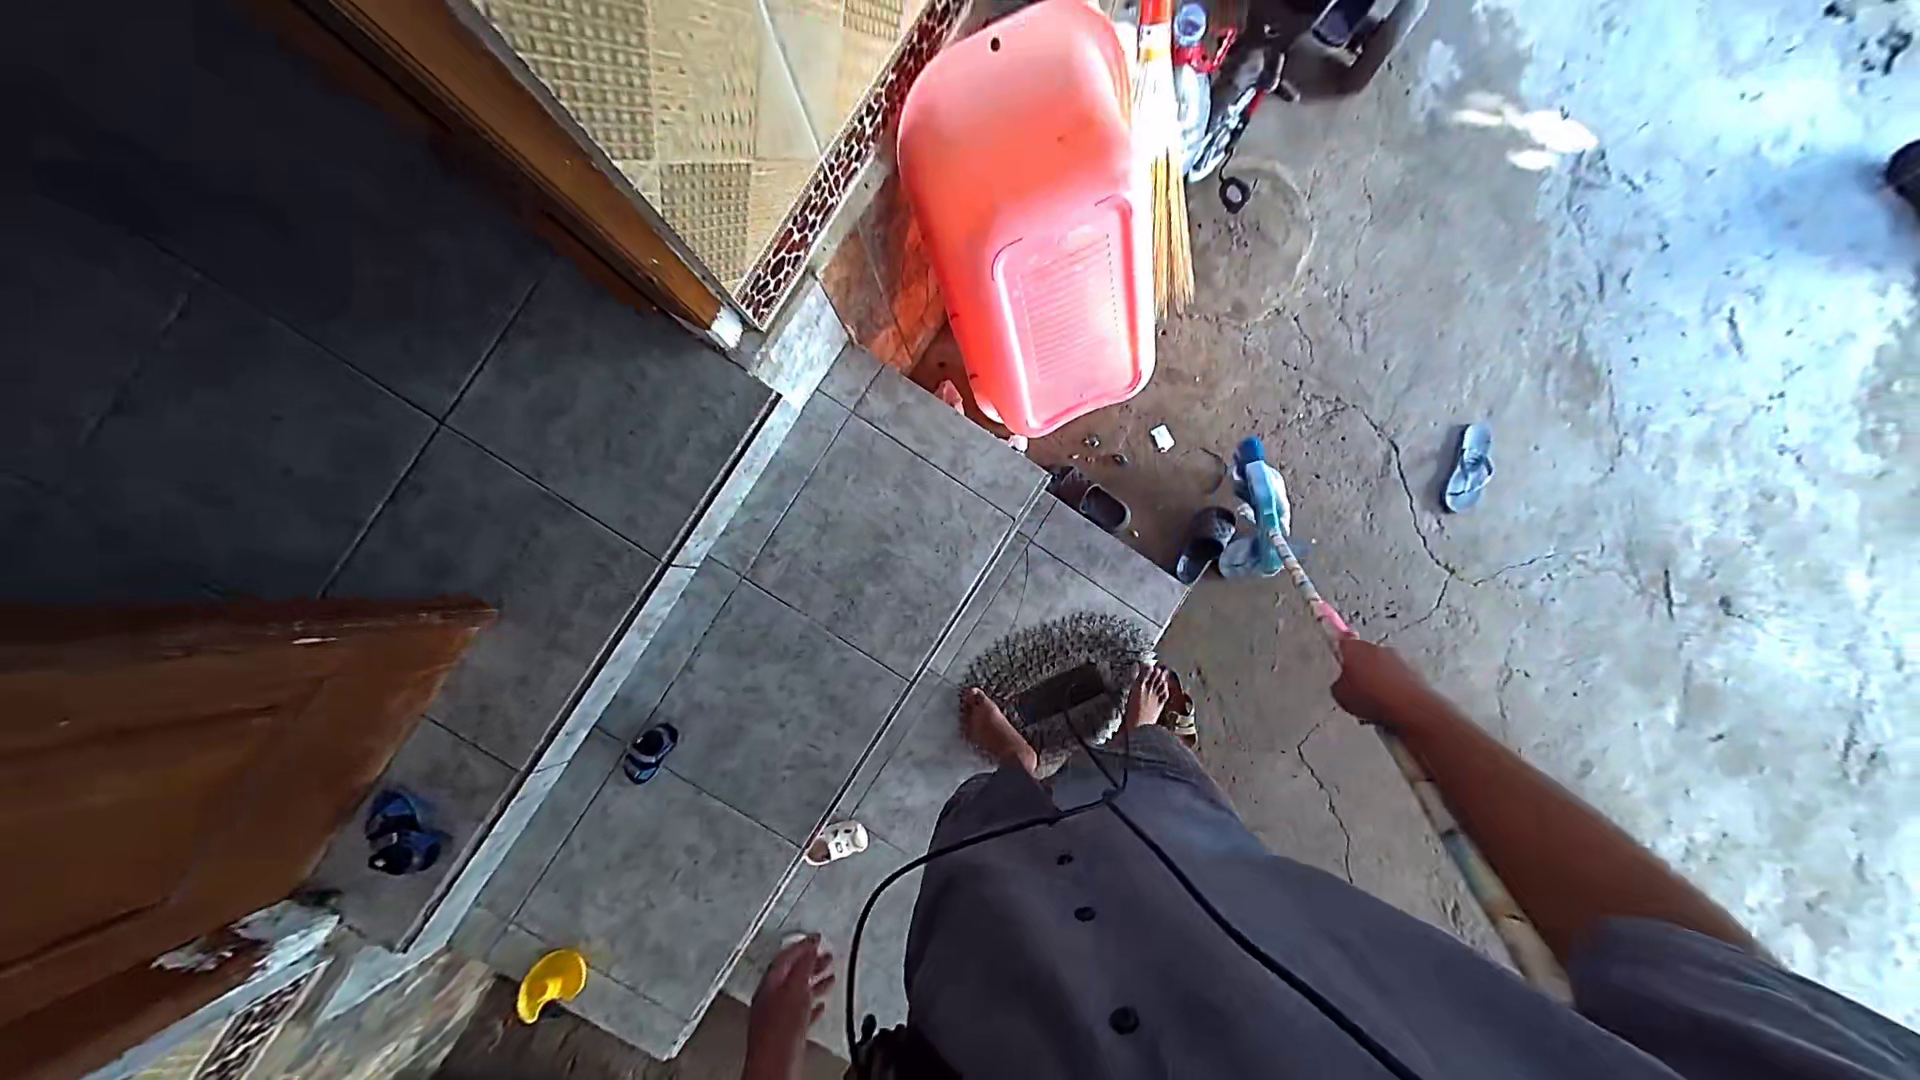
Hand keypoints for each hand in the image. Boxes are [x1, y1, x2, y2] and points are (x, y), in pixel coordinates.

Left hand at [742, 936, 833, 1079]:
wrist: (775, 1068)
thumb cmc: (779, 1031)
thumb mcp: (796, 988)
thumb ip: (803, 965)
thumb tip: (810, 945)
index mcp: (770, 982)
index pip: (787, 955)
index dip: (804, 944)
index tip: (817, 937)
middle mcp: (771, 997)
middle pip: (792, 972)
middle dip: (810, 962)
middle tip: (826, 953)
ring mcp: (777, 1015)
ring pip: (798, 991)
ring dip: (814, 981)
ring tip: (829, 975)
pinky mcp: (786, 1033)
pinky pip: (801, 1011)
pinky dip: (812, 1003)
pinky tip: (820, 1005)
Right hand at [1330, 638, 1434, 727]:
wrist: (1410, 710)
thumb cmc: (1372, 698)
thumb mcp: (1340, 695)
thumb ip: (1337, 683)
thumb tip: (1341, 684)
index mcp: (1354, 648)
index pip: (1342, 642)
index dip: (1338, 651)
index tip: (1337, 659)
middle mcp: (1376, 648)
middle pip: (1363, 652)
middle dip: (1359, 665)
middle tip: (1354, 683)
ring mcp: (1397, 658)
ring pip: (1381, 663)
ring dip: (1377, 674)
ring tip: (1373, 696)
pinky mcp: (1414, 670)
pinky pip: (1397, 674)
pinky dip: (1393, 683)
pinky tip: (1389, 700)